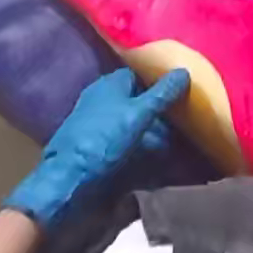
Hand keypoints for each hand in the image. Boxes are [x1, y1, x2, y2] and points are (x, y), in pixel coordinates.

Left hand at [5, 68, 188, 227]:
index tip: (179, 91)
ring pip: (130, 124)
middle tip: (182, 122)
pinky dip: (139, 151)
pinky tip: (154, 164)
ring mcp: (96, 125)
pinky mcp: (94, 150)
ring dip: (150, 134)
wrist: (68, 182)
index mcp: (109, 84)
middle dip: (156, 111)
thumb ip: (161, 95)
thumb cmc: (103, 139)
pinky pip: (123, 145)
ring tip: (175, 146)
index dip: (158, 81)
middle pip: (135, 100)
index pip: (138, 74)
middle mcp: (101, 99)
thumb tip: (184, 71)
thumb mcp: (137, 115)